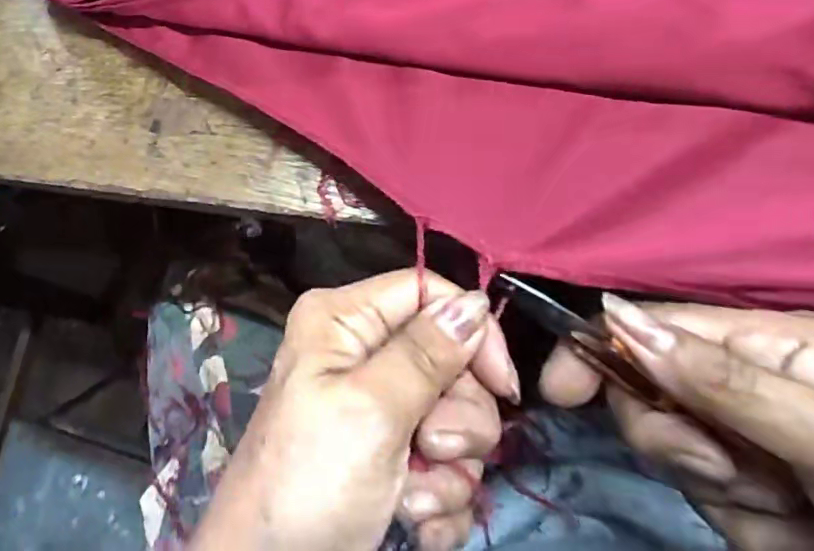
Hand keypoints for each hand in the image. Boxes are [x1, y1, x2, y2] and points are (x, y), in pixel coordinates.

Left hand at [192, 270, 522, 550]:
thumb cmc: (312, 480)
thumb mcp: (370, 409)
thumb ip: (426, 353)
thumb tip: (476, 301)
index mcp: (344, 321)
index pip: (426, 291)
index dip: (469, 329)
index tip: (502, 384)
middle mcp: (362, 354)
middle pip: (449, 359)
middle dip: (456, 416)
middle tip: (429, 449)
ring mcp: (378, 409)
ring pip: (456, 417)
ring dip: (449, 469)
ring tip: (411, 499)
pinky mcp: (391, 459)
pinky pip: (446, 463)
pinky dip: (440, 499)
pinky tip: (415, 523)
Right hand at [541, 296, 813, 550]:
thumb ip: (732, 382)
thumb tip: (617, 315)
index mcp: (781, 346)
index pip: (663, 328)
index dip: (605, 347)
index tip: (561, 389)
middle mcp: (759, 387)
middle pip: (658, 388)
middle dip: (677, 433)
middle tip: (733, 473)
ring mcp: (760, 449)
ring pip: (679, 448)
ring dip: (718, 484)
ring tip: (788, 511)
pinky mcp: (765, 508)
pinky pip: (712, 502)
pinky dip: (742, 522)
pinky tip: (799, 534)